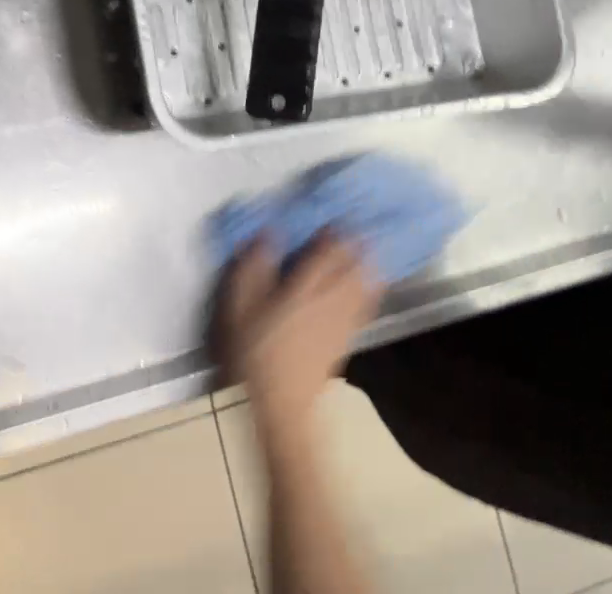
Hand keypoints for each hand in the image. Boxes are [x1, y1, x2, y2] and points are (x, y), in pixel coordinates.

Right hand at [220, 232, 378, 428]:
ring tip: (370, 241)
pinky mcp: (350, 333)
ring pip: (367, 280)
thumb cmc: (255, 351)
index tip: (335, 209)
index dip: (335, 229)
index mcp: (304, 289)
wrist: (284, 401)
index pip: (328, 252)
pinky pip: (368, 300)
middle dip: (359, 240)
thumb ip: (252, 267)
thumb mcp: (239, 307)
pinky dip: (372, 282)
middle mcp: (332, 300)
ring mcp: (345, 318)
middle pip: (355, 264)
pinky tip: (371, 276)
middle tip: (359, 220)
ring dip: (371, 258)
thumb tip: (266, 232)